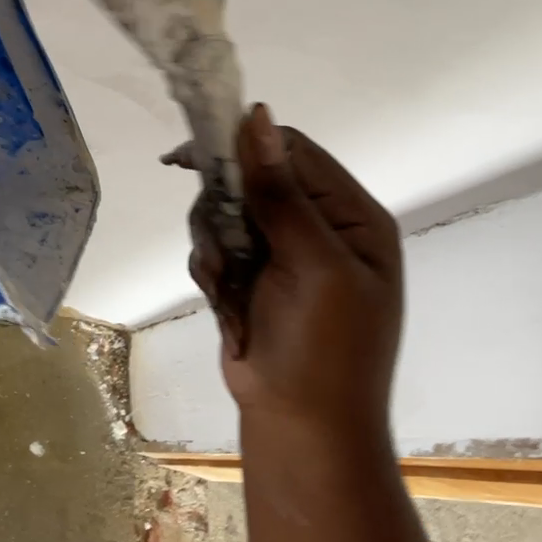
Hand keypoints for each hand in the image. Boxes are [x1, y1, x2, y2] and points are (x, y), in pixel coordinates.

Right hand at [191, 104, 403, 441]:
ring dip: (213, 246)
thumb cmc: (324, 348)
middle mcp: (318, 225)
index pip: (290, 151)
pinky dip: (210, 270)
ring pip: (222, 211)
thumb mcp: (312, 265)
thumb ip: (281, 192)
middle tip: (222, 249)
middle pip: (248, 178)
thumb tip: (256, 115)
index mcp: (350, 216)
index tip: (191, 159)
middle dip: (223, 211)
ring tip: (224, 286)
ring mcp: (283, 250)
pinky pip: (212, 244)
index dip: (242, 147)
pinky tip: (224, 302)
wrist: (301, 426)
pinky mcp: (251, 272)